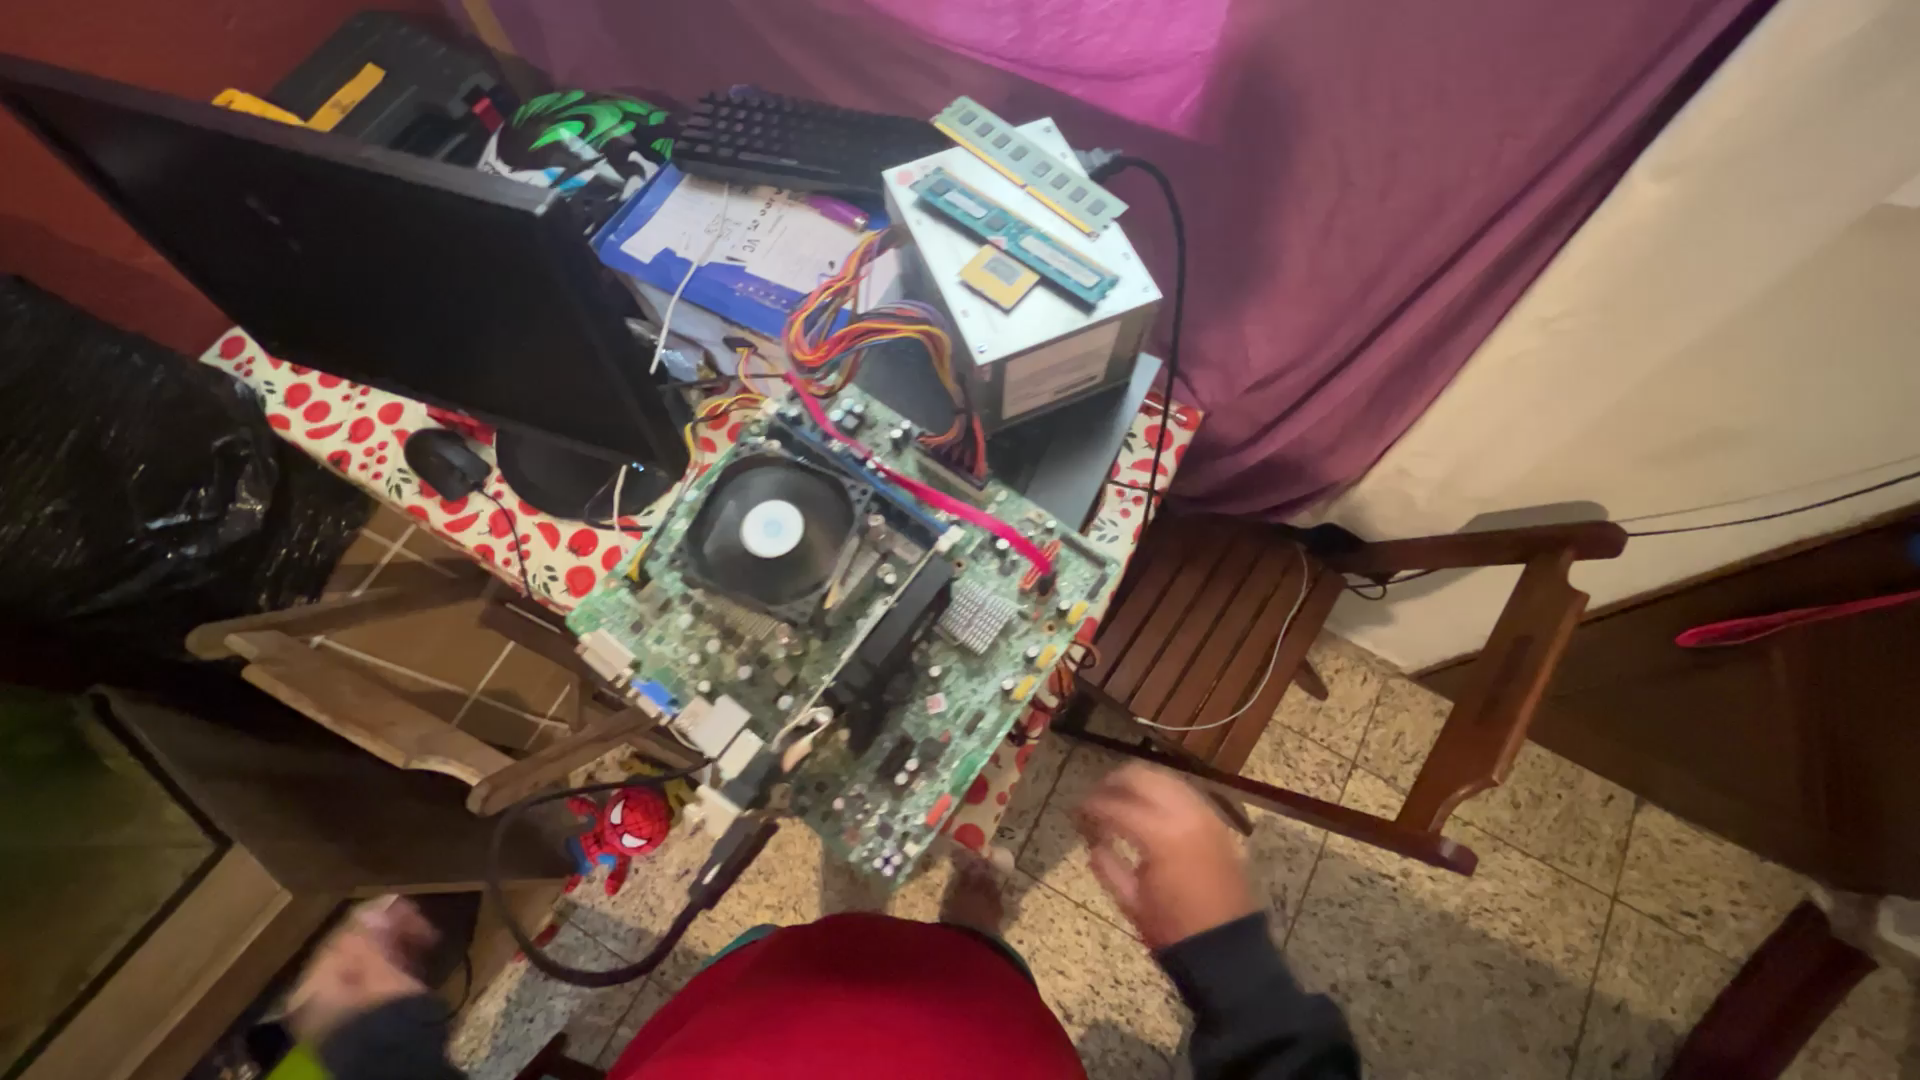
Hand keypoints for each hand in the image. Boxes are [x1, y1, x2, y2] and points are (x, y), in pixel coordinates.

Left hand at [286, 896, 437, 1041]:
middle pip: (351, 946)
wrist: (397, 1067)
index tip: (410, 904)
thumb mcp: (383, 976)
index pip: (342, 934)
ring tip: (426, 940)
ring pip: (362, 959)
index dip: (377, 914)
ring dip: (394, 943)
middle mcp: (316, 993)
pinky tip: (415, 957)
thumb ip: (372, 943)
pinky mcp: (354, 1011)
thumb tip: (372, 907)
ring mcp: (333, 1005)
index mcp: (315, 984)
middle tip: (423, 921)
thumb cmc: (389, 1020)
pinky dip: (391, 961)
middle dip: (389, 929)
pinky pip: (369, 975)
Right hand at [1075, 763, 1256, 948]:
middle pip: (1140, 777)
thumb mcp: (1131, 902)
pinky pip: (1184, 792)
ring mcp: (1205, 814)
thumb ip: (1106, 865)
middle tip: (1095, 798)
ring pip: (1164, 778)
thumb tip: (1093, 841)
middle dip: (1112, 783)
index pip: (1114, 805)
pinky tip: (1149, 807)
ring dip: (1138, 783)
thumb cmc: (1174, 931)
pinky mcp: (1217, 822)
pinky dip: (1162, 792)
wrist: (1229, 950)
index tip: (1076, 812)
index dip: (1090, 806)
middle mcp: (1183, 814)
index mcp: (1158, 835)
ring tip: (1120, 799)